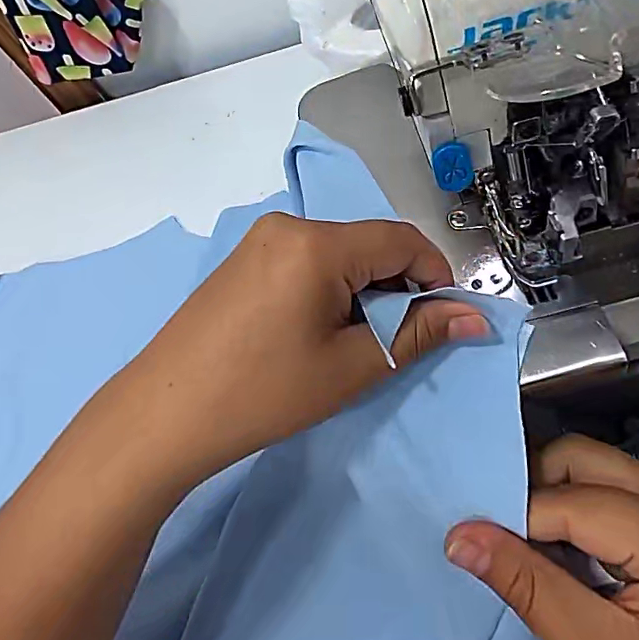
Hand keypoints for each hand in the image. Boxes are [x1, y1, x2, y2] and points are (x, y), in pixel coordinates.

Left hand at [110, 212, 487, 480]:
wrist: (164, 414)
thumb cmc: (263, 392)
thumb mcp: (350, 366)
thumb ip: (417, 333)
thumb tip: (474, 317)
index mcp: (317, 243)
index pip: (401, 240)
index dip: (435, 275)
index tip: (445, 317)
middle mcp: (288, 225)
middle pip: (369, 244)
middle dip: (396, 286)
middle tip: (396, 340)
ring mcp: (261, 239)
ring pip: (340, 253)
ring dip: (363, 289)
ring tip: (353, 342)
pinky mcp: (245, 257)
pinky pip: (308, 259)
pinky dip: (330, 287)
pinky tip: (317, 330)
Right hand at [444, 436, 638, 639]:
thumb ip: (531, 589)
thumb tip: (462, 537)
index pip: (568, 501)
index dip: (512, 516)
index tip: (472, 540)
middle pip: (582, 461)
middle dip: (532, 489)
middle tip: (498, 534)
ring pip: (596, 472)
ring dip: (554, 500)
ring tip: (524, 546)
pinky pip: (616, 497)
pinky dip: (579, 515)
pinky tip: (562, 554)